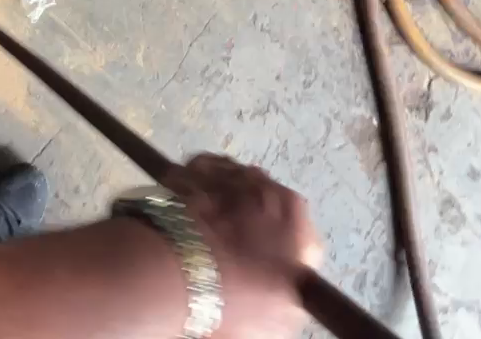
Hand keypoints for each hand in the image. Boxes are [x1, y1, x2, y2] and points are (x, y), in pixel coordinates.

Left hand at [163, 154, 323, 338]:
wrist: (175, 266)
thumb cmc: (235, 298)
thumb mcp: (282, 316)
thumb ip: (292, 288)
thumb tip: (285, 287)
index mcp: (296, 218)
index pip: (305, 241)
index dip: (288, 261)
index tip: (270, 277)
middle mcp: (267, 183)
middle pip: (269, 207)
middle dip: (257, 226)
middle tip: (236, 257)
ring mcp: (228, 169)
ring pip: (237, 186)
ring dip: (229, 204)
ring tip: (209, 234)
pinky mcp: (193, 164)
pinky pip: (206, 175)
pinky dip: (201, 188)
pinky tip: (191, 212)